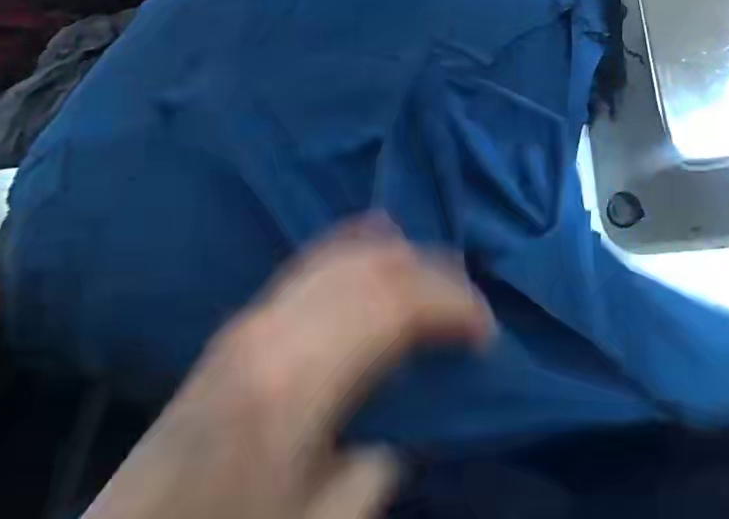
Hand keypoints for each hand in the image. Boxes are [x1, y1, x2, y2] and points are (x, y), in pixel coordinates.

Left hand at [86, 218, 494, 518]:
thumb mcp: (323, 518)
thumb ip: (380, 458)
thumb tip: (408, 413)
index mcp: (298, 378)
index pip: (397, 306)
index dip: (453, 305)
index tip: (487, 332)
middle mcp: (276, 326)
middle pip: (375, 268)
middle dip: (435, 275)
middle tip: (472, 304)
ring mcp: (253, 314)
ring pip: (344, 253)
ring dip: (401, 256)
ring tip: (440, 278)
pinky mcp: (241, 318)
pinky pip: (311, 261)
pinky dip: (355, 244)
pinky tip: (381, 237)